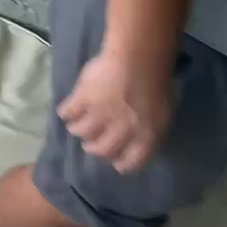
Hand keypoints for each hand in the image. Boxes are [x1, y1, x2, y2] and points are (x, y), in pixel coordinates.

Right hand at [56, 50, 173, 173]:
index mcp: (146, 135)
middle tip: (90, 144)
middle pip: (101, 149)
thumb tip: (135, 138)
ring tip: (76, 125)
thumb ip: (148, 129)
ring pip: (80, 132)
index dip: (122, 164)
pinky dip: (65, 113)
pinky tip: (67, 110)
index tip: (116, 163)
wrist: (137, 61)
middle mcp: (121, 130)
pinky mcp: (82, 99)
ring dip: (78, 130)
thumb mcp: (162, 114)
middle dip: (94, 149)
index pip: (132, 160)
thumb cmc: (156, 86)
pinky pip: (67, 112)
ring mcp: (99, 114)